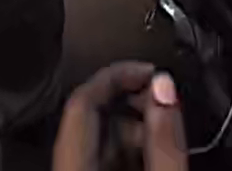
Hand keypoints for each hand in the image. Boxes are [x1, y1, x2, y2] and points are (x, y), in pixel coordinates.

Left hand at [53, 63, 185, 170]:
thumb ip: (165, 139)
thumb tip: (165, 86)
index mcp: (73, 167)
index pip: (82, 98)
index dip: (117, 74)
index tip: (149, 71)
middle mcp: (66, 170)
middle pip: (92, 117)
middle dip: (131, 102)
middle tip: (162, 101)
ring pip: (97, 140)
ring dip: (132, 128)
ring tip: (164, 133)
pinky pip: (99, 160)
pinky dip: (126, 152)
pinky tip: (152, 158)